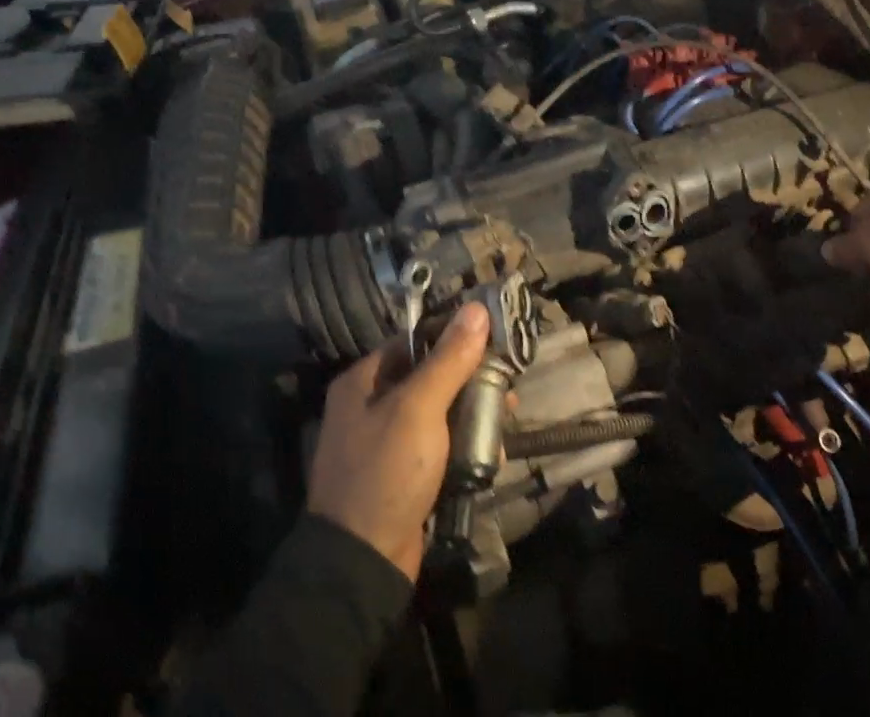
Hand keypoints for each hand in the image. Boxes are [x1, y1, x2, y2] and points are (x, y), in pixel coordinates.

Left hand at [307, 303, 488, 580]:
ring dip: (474, 419)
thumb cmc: (386, 472)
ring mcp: (388, 443)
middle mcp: (372, 407)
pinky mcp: (405, 474)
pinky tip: (489, 458)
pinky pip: (442, 447)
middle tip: (506, 393)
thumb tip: (476, 309)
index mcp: (364, 382)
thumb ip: (448, 360)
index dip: (455, 338)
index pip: (415, 341)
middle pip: (433, 377)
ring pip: (443, 414)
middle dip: (472, 384)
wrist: (363, 559)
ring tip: (501, 428)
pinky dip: (465, 449)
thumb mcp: (418, 409)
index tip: (496, 342)